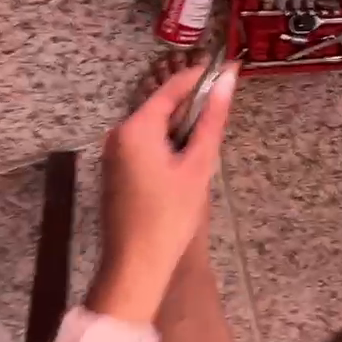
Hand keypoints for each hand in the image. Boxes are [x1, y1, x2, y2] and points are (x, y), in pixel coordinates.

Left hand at [89, 61, 238, 324]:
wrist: (134, 268)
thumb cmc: (169, 216)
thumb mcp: (199, 164)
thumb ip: (213, 118)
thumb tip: (228, 78)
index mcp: (136, 127)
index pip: (173, 87)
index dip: (201, 77)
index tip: (227, 72)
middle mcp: (118, 133)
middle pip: (162, 106)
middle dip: (192, 107)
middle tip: (221, 117)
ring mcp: (113, 153)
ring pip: (155, 126)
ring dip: (181, 128)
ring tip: (206, 144)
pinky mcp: (115, 170)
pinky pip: (145, 143)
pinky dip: (167, 144)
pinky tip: (185, 163)